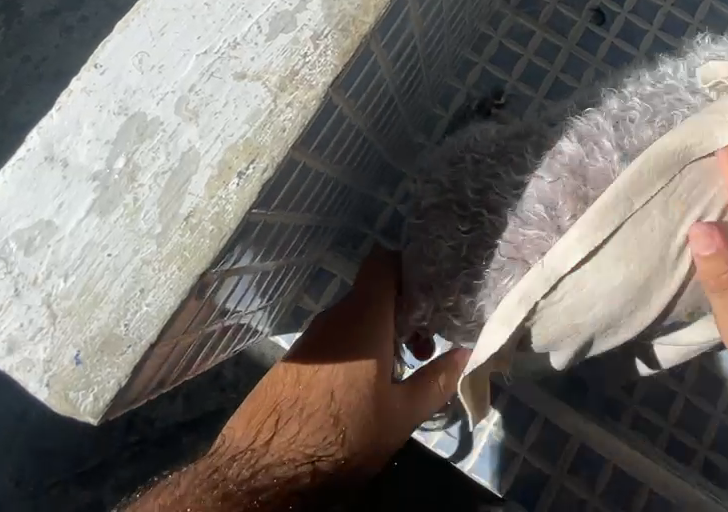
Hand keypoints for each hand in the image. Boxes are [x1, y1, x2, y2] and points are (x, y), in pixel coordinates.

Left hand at [125, 248, 467, 509]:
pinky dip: (357, 350)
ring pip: (356, 318)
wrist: (261, 468)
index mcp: (364, 314)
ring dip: (381, 335)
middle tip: (423, 348)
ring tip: (398, 373)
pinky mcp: (296, 359)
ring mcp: (312, 336)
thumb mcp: (400, 415)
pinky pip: (336, 339)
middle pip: (375, 292)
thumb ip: (436, 380)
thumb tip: (466, 353)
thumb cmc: (341, 433)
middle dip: (404, 312)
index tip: (431, 295)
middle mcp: (336, 314)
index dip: (409, 267)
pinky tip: (364, 388)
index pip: (383, 260)